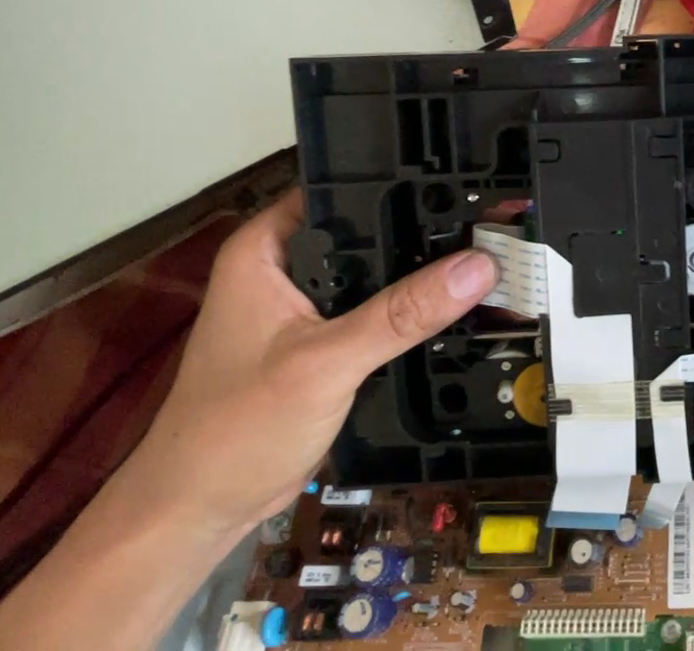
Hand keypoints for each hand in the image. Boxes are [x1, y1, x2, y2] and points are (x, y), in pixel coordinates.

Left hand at [114, 191, 496, 537]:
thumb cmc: (236, 429)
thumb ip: (403, 313)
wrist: (203, 509)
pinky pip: (379, 310)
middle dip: (423, 232)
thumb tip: (477, 267)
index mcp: (266, 249)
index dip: (401, 185)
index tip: (465, 186)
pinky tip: (455, 308)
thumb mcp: (326, 362)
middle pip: (368, 231)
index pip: (343, 193)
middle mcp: (286, 267)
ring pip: (378, 274)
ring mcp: (307, 306)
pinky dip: (412, 311)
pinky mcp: (326, 341)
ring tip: (486, 260)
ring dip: (421, 276)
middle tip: (490, 226)